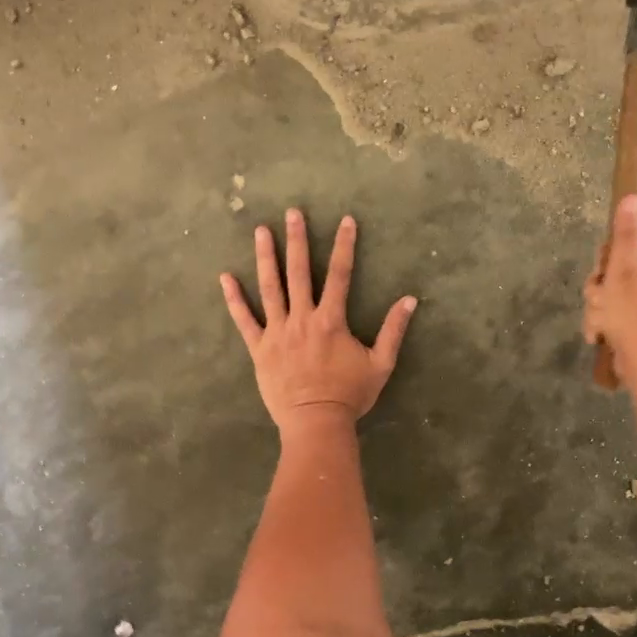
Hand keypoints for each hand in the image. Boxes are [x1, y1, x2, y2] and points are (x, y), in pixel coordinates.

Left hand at [220, 208, 417, 433]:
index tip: (346, 220)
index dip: (344, 245)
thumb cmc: (350, 396)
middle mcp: (302, 319)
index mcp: (331, 320)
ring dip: (266, 257)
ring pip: (270, 288)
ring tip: (261, 230)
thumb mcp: (380, 364)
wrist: (316, 424)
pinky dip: (234, 299)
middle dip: (298, 240)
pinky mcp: (259, 349)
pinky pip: (244, 320)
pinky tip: (225, 278)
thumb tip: (411, 300)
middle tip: (293, 212)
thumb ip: (393, 330)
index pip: (340, 274)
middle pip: (300, 272)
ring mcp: (278, 332)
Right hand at [583, 194, 636, 388]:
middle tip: (601, 302)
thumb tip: (633, 193)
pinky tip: (600, 336)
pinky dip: (601, 324)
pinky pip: (610, 315)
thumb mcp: (623, 270)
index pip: (619, 245)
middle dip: (597, 290)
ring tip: (601, 325)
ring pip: (605, 295)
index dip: (603, 261)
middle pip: (609, 271)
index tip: (602, 274)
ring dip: (596, 310)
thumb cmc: (633, 315)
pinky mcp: (636, 323)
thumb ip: (625, 234)